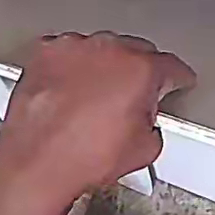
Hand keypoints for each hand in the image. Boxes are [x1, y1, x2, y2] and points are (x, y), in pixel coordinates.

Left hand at [0, 32, 195, 214]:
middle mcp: (108, 50)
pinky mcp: (45, 54)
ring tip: (96, 100)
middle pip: (137, 51)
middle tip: (132, 100)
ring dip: (104, 67)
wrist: (36, 166)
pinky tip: (72, 91)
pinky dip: (72, 67)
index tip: (176, 82)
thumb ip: (154, 122)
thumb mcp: (145, 150)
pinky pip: (68, 53)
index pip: (172, 66)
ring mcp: (74, 48)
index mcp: (141, 69)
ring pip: (101, 49)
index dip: (177, 78)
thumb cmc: (82, 157)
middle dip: (138, 73)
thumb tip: (147, 122)